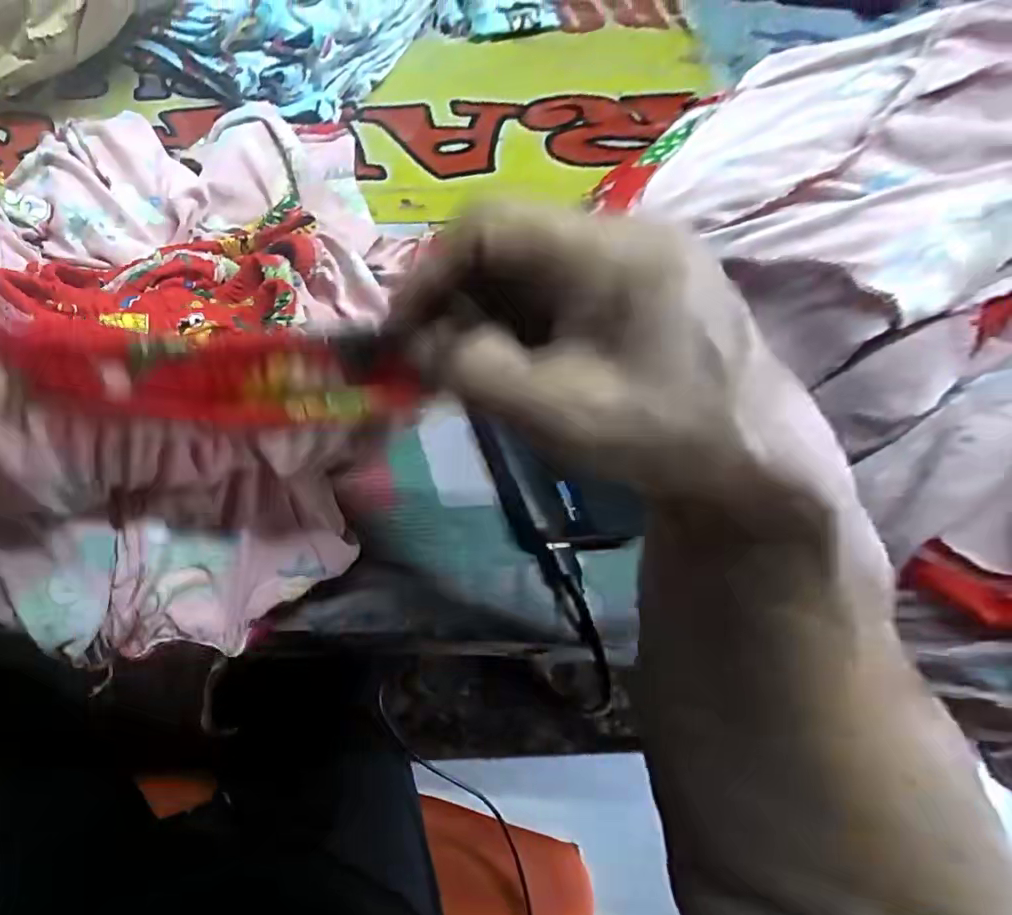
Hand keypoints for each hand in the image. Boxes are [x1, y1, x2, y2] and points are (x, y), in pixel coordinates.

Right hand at [388, 201, 860, 541]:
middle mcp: (614, 237)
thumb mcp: (548, 409)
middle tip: (415, 354)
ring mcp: (614, 261)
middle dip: (440, 296)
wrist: (745, 459)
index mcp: (610, 252)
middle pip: (493, 241)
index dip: (427, 274)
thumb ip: (469, 369)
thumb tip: (413, 344)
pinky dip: (488, 323)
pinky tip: (482, 363)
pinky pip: (527, 290)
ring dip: (460, 313)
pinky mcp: (610, 289)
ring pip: (504, 267)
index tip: (399, 332)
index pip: (487, 225)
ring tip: (444, 366)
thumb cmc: (654, 433)